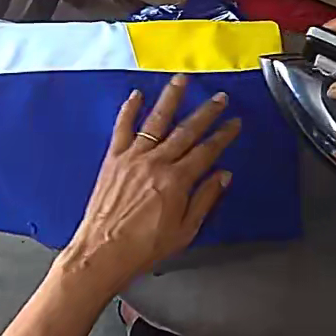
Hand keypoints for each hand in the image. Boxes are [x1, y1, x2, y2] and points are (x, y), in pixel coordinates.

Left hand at [54, 75, 241, 301]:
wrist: (101, 255)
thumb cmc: (144, 247)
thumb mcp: (186, 230)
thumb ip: (205, 199)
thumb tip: (223, 176)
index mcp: (177, 180)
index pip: (207, 150)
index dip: (224, 135)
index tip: (234, 123)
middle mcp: (157, 163)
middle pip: (187, 130)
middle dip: (207, 111)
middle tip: (220, 97)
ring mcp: (133, 158)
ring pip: (157, 121)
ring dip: (172, 98)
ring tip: (182, 80)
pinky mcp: (113, 160)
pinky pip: (122, 129)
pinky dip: (128, 110)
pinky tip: (136, 96)